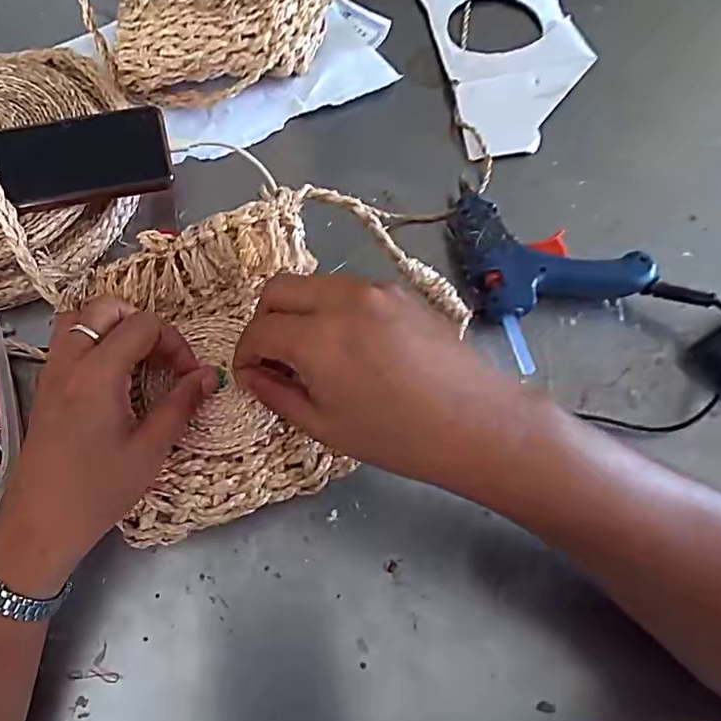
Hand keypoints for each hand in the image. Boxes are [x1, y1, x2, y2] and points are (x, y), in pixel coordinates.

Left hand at [0, 298, 219, 596]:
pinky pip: (66, 343)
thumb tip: (209, 374)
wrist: (40, 523)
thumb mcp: (149, 450)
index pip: (142, 325)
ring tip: (137, 360)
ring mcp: (51, 373)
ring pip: (79, 319)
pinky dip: (92, 342)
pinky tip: (112, 379)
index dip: (174, 343)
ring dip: (112, 327)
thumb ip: (181, 405)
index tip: (188, 376)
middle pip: (105, 307)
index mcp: (97, 373)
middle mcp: (69, 362)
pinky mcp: (44, 388)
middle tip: (162, 358)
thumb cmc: (98, 491)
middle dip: (141, 322)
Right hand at [234, 274, 542, 491]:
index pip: (258, 330)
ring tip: (312, 354)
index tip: (250, 376)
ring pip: (311, 284)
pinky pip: (345, 289)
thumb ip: (277, 394)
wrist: (476, 422)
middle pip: (277, 290)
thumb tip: (251, 376)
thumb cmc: (396, 436)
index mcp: (317, 338)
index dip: (244, 354)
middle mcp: (341, 300)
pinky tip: (348, 345)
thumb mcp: (324, 425)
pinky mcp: (398, 291)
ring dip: (297, 312)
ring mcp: (373, 290)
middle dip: (263, 322)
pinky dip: (329, 309)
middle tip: (273, 359)